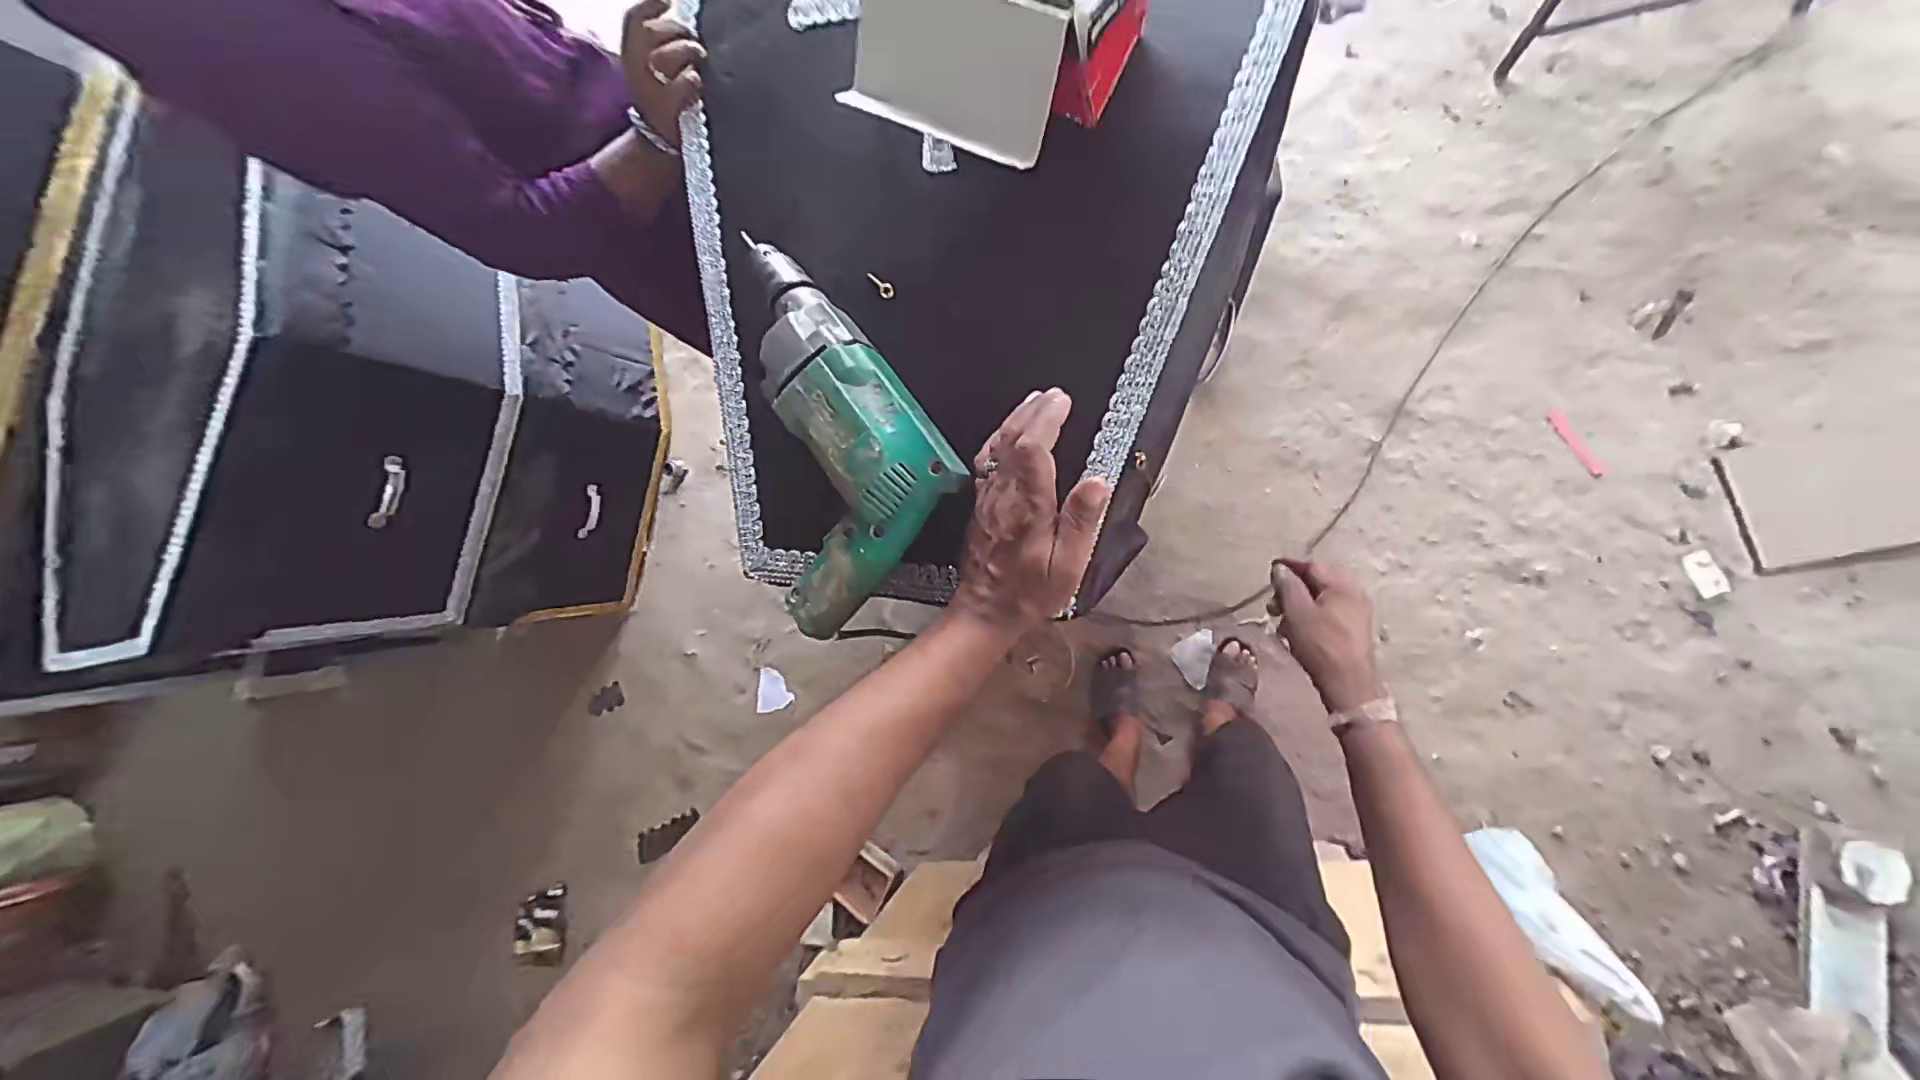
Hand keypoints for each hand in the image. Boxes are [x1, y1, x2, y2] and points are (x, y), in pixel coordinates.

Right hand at [621, 0, 705, 149]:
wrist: (660, 143)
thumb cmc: (665, 100)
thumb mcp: (656, 68)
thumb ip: (663, 42)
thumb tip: (676, 10)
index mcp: (630, 56)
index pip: (634, 19)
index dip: (650, 4)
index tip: (669, 0)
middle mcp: (635, 71)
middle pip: (651, 32)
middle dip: (677, 30)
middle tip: (695, 41)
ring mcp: (650, 91)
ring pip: (667, 55)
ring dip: (688, 52)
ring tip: (699, 63)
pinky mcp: (668, 110)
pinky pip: (685, 82)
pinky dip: (693, 79)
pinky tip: (697, 84)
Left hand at [950, 389, 1111, 632]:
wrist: (986, 610)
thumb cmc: (1031, 593)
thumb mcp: (1068, 567)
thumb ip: (1081, 522)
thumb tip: (1098, 481)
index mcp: (1028, 510)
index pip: (1032, 451)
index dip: (1046, 421)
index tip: (1063, 403)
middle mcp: (1003, 497)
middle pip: (1013, 441)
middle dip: (1034, 412)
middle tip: (1055, 395)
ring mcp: (988, 498)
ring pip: (997, 446)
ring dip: (1015, 419)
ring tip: (1035, 401)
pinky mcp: (980, 503)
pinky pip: (986, 460)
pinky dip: (999, 438)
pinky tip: (1008, 431)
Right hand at [1269, 558, 1385, 713]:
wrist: (1348, 682)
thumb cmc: (1320, 644)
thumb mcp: (1296, 611)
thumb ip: (1287, 586)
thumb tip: (1280, 569)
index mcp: (1342, 586)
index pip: (1312, 566)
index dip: (1289, 567)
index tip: (1270, 572)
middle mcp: (1354, 595)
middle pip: (1317, 583)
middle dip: (1292, 590)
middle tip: (1273, 606)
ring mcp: (1357, 614)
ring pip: (1321, 600)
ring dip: (1298, 606)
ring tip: (1283, 622)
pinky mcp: (1354, 631)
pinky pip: (1328, 614)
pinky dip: (1310, 617)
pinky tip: (1298, 633)